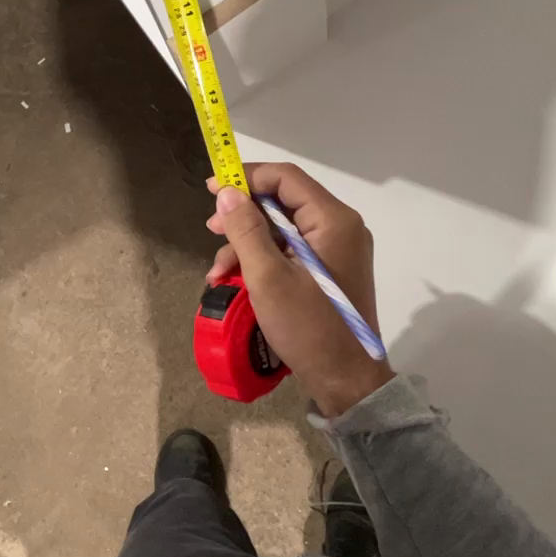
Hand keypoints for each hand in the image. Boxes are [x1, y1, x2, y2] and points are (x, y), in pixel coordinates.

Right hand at [205, 164, 394, 416]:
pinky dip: (261, 261)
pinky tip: (236, 281)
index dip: (246, 177)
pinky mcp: (327, 271)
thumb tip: (227, 193)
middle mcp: (339, 227)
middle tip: (210, 229)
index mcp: (333, 221)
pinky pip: (289, 251)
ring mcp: (335, 250)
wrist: (345, 379)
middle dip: (242, 217)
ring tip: (219, 272)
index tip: (212, 188)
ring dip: (246, 245)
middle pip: (282, 203)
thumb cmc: (308, 326)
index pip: (285, 178)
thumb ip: (246, 230)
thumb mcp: (267, 277)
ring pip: (281, 230)